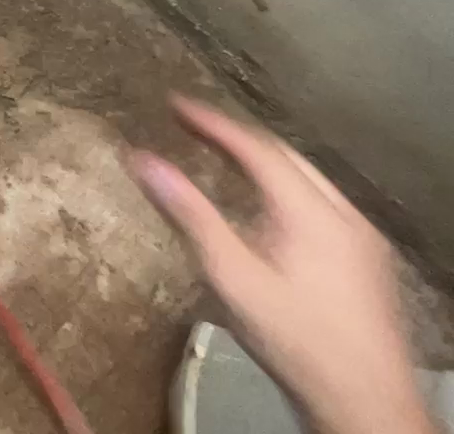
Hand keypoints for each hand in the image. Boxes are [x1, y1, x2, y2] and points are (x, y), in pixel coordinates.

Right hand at [128, 95, 433, 433]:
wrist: (363, 399)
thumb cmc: (290, 333)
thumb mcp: (229, 273)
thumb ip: (188, 212)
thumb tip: (141, 159)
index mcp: (312, 215)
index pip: (257, 150)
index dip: (213, 123)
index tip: (172, 103)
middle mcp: (343, 217)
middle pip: (286, 157)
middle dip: (235, 134)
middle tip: (188, 120)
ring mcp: (359, 239)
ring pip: (305, 176)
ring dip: (258, 156)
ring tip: (216, 146)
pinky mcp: (360, 258)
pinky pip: (314, 197)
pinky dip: (277, 179)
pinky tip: (258, 192)